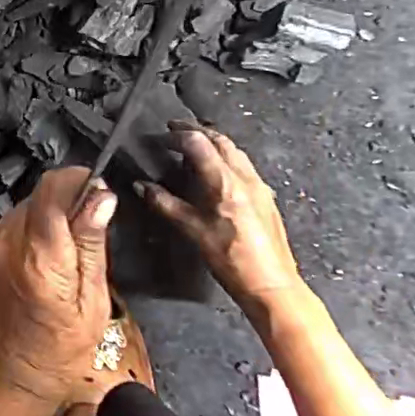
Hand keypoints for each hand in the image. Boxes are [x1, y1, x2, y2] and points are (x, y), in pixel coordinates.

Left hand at [0, 167, 116, 407]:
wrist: (12, 366)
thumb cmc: (61, 346)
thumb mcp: (91, 300)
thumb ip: (92, 244)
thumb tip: (101, 196)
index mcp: (38, 257)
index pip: (52, 191)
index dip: (80, 181)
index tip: (102, 191)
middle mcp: (8, 240)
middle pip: (41, 193)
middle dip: (72, 199)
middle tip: (95, 229)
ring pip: (31, 202)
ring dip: (57, 212)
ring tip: (75, 248)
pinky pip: (20, 217)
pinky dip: (42, 224)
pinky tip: (55, 252)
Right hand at [139, 123, 303, 314]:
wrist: (272, 285)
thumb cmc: (229, 258)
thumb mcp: (191, 229)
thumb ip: (164, 203)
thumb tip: (142, 185)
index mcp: (225, 183)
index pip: (198, 143)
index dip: (176, 135)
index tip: (159, 137)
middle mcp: (246, 178)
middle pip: (221, 140)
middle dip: (196, 131)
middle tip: (173, 130)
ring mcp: (260, 187)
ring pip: (235, 151)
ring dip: (212, 142)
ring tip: (191, 146)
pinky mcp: (266, 198)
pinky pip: (243, 165)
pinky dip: (224, 157)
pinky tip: (213, 171)